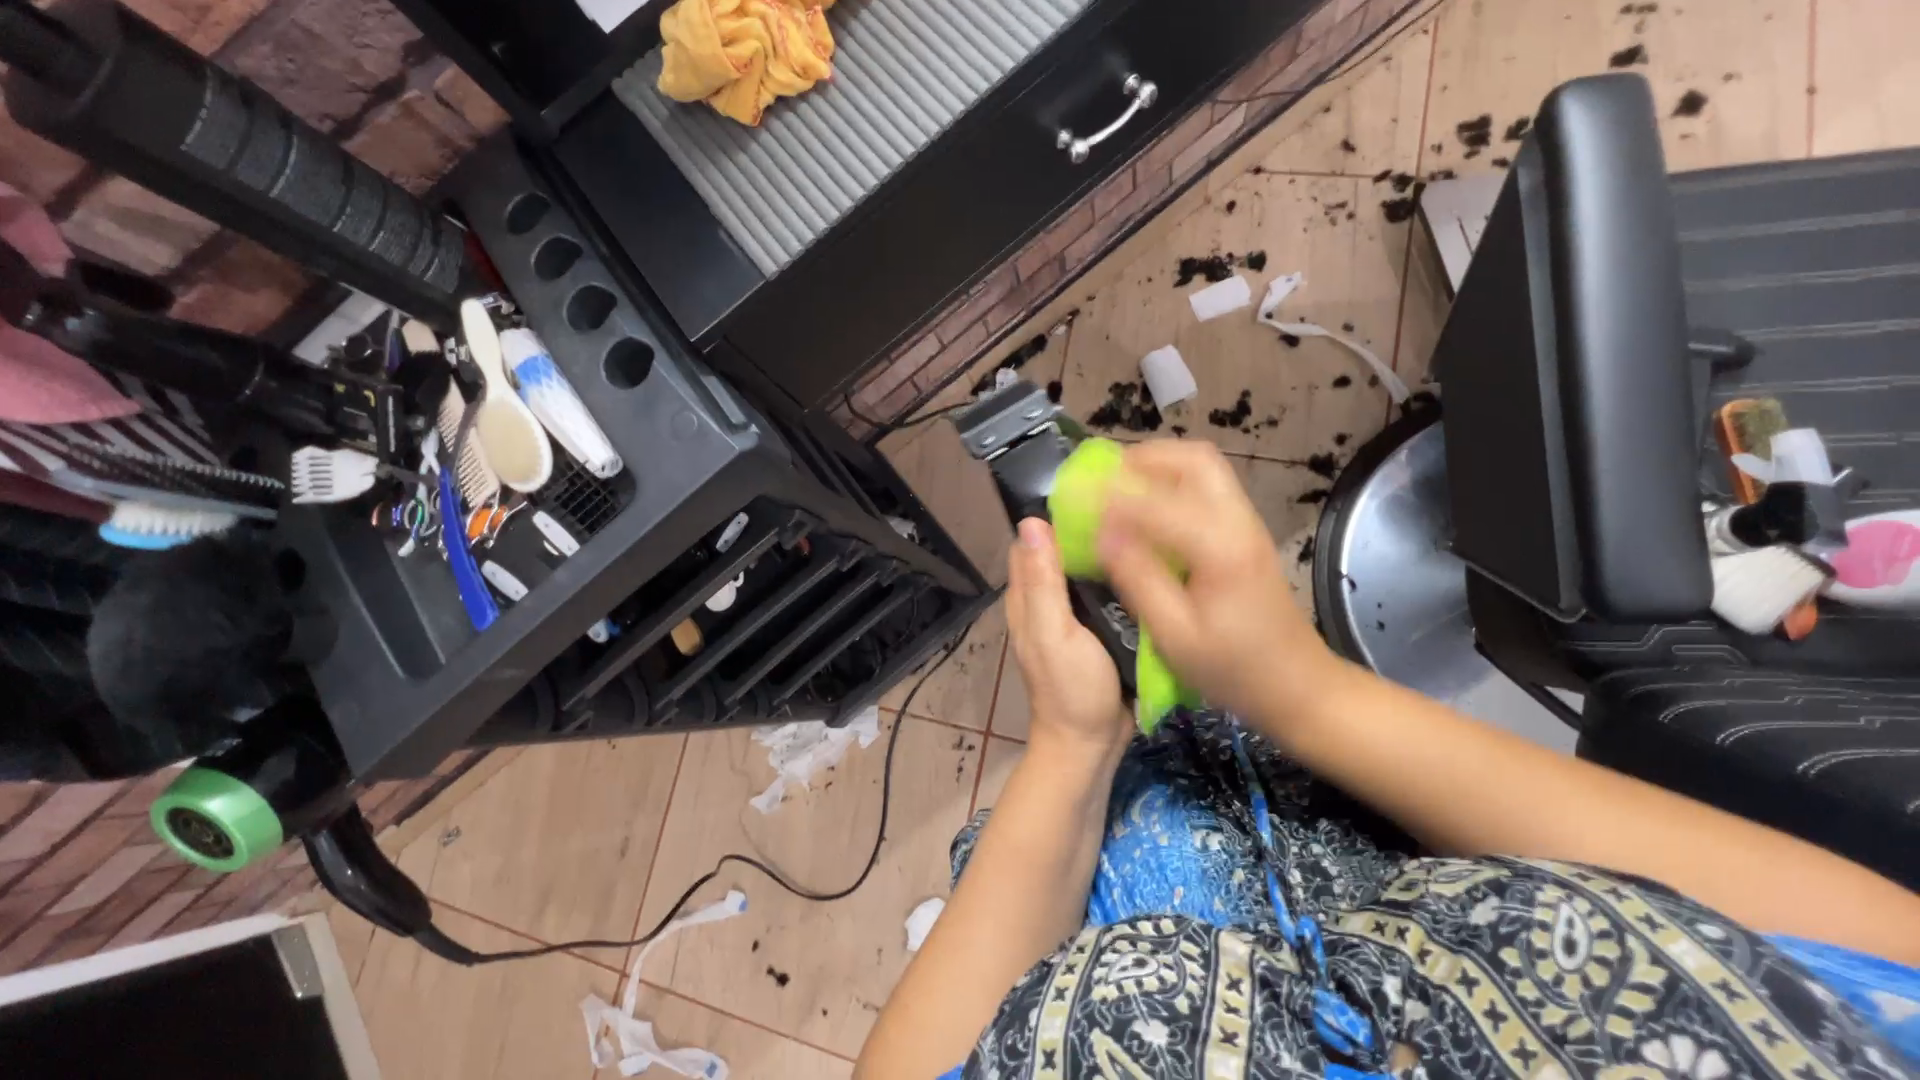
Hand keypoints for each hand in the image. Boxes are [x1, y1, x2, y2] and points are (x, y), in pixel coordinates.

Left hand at [1006, 518, 1129, 761]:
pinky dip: (1125, 577)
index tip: (1093, 487)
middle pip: (1066, 550)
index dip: (1056, 513)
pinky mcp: (1104, 627)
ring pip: (1092, 569)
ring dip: (1111, 551)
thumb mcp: (1053, 633)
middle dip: (1090, 528)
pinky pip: (1112, 592)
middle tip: (1132, 500)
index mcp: (1028, 596)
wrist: (1093, 743)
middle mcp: (1049, 599)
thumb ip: (1043, 582)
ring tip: (1148, 521)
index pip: (1033, 540)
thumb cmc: (1069, 688)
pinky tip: (1153, 561)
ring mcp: (1077, 614)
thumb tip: (1031, 522)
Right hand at [1098, 440, 1337, 723]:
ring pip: (1203, 467)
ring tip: (1119, 489)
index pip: (1156, 503)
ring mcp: (1247, 523)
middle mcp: (1237, 521)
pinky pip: (1208, 488)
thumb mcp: (1176, 636)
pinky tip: (1147, 512)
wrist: (1298, 684)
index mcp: (1219, 547)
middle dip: (1142, 459)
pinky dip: (1173, 484)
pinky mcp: (1246, 533)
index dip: (1111, 500)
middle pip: (1193, 459)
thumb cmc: (1233, 669)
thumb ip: (1138, 579)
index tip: (1075, 504)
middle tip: (1103, 478)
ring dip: (1158, 467)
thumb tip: (1102, 534)